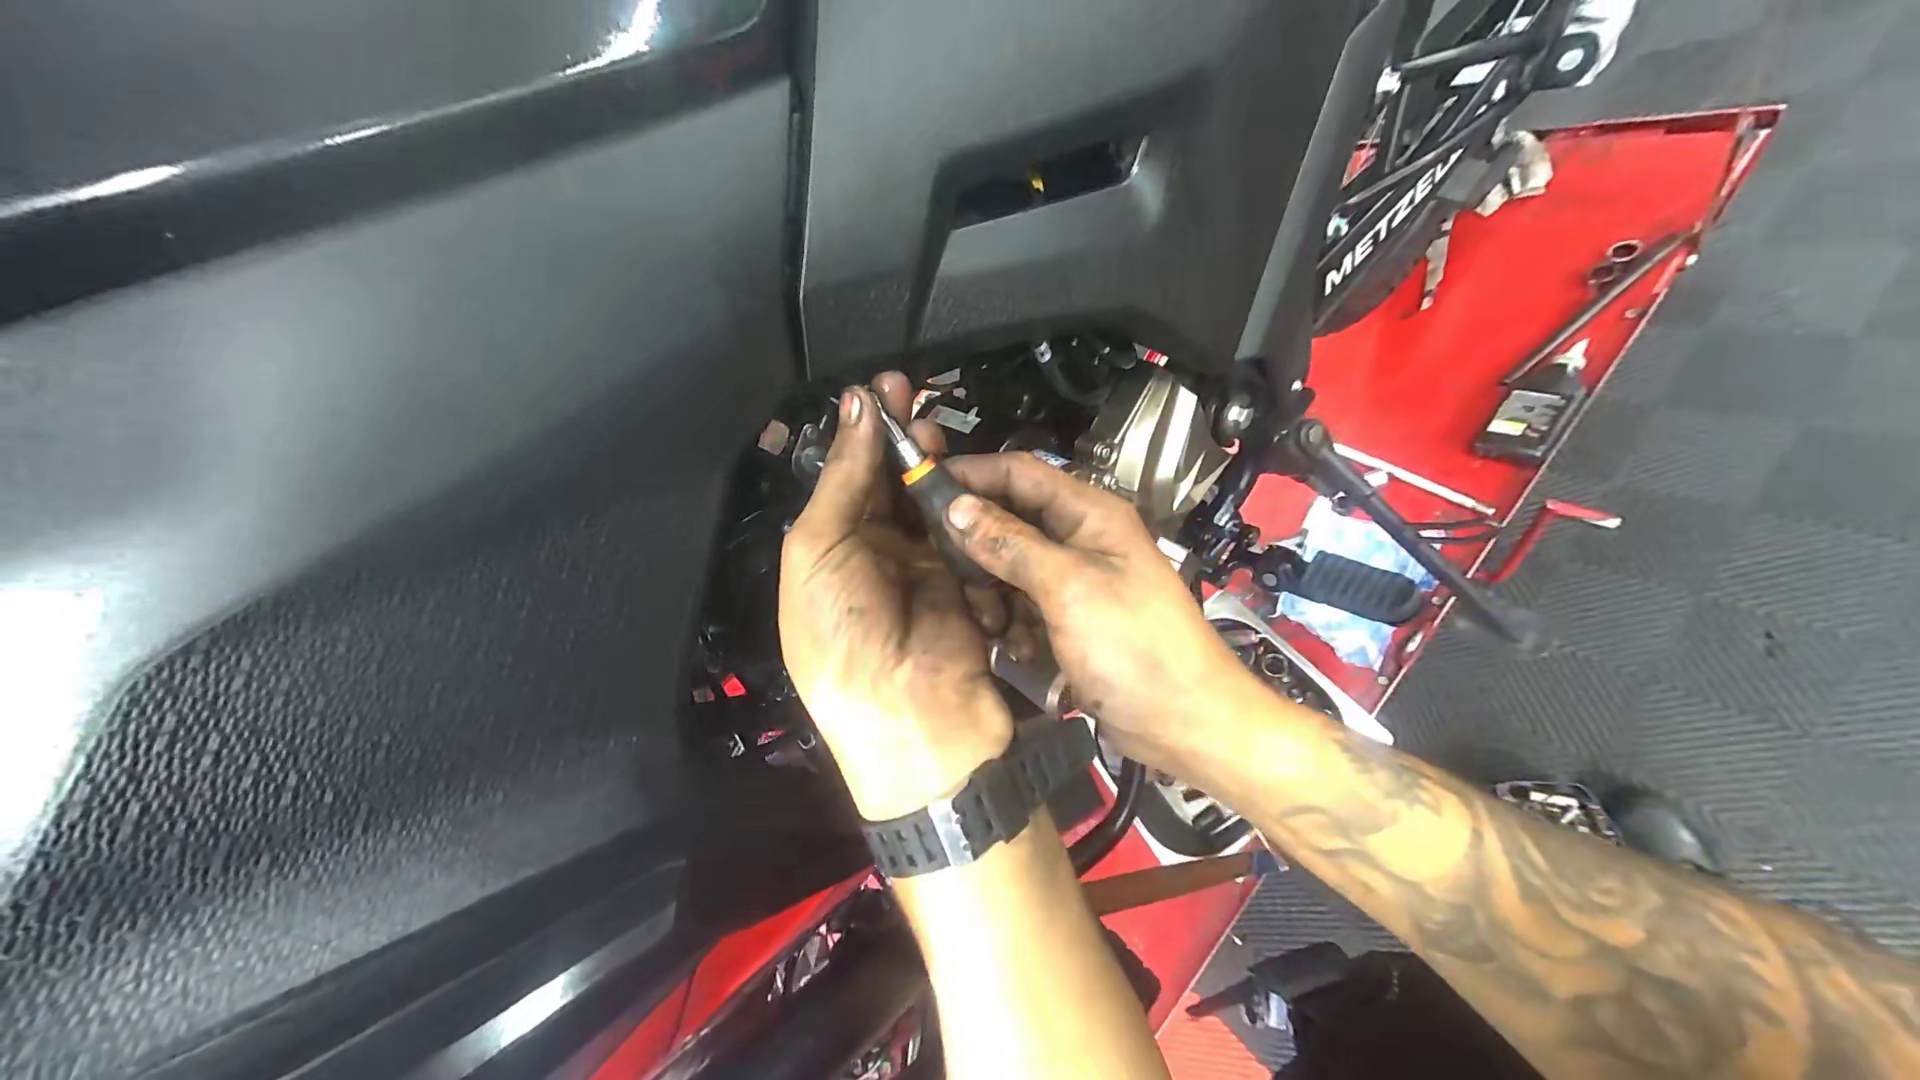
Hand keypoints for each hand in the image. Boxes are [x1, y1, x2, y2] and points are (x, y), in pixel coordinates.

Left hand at [779, 377, 1013, 821]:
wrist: (912, 714)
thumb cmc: (843, 631)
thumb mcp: (818, 551)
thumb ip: (843, 477)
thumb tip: (856, 406)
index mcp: (828, 550)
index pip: (847, 478)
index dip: (861, 435)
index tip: (878, 390)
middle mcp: (873, 554)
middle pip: (890, 482)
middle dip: (899, 439)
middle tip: (911, 395)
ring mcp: (923, 566)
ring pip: (930, 500)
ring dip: (931, 464)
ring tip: (932, 430)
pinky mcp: (966, 577)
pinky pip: (964, 528)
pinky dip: (962, 503)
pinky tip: (959, 475)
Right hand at [942, 452, 1251, 767]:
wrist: (1181, 721)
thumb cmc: (1133, 645)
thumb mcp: (1067, 586)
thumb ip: (1010, 543)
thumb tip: (956, 507)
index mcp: (1089, 513)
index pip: (1019, 472)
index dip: (972, 474)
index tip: (922, 488)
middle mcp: (1079, 538)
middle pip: (1009, 520)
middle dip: (979, 547)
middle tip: (956, 576)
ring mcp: (1073, 580)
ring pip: (1009, 566)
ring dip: (993, 593)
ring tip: (995, 625)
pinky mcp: (1066, 616)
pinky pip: (1021, 603)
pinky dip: (1012, 622)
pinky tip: (1018, 648)